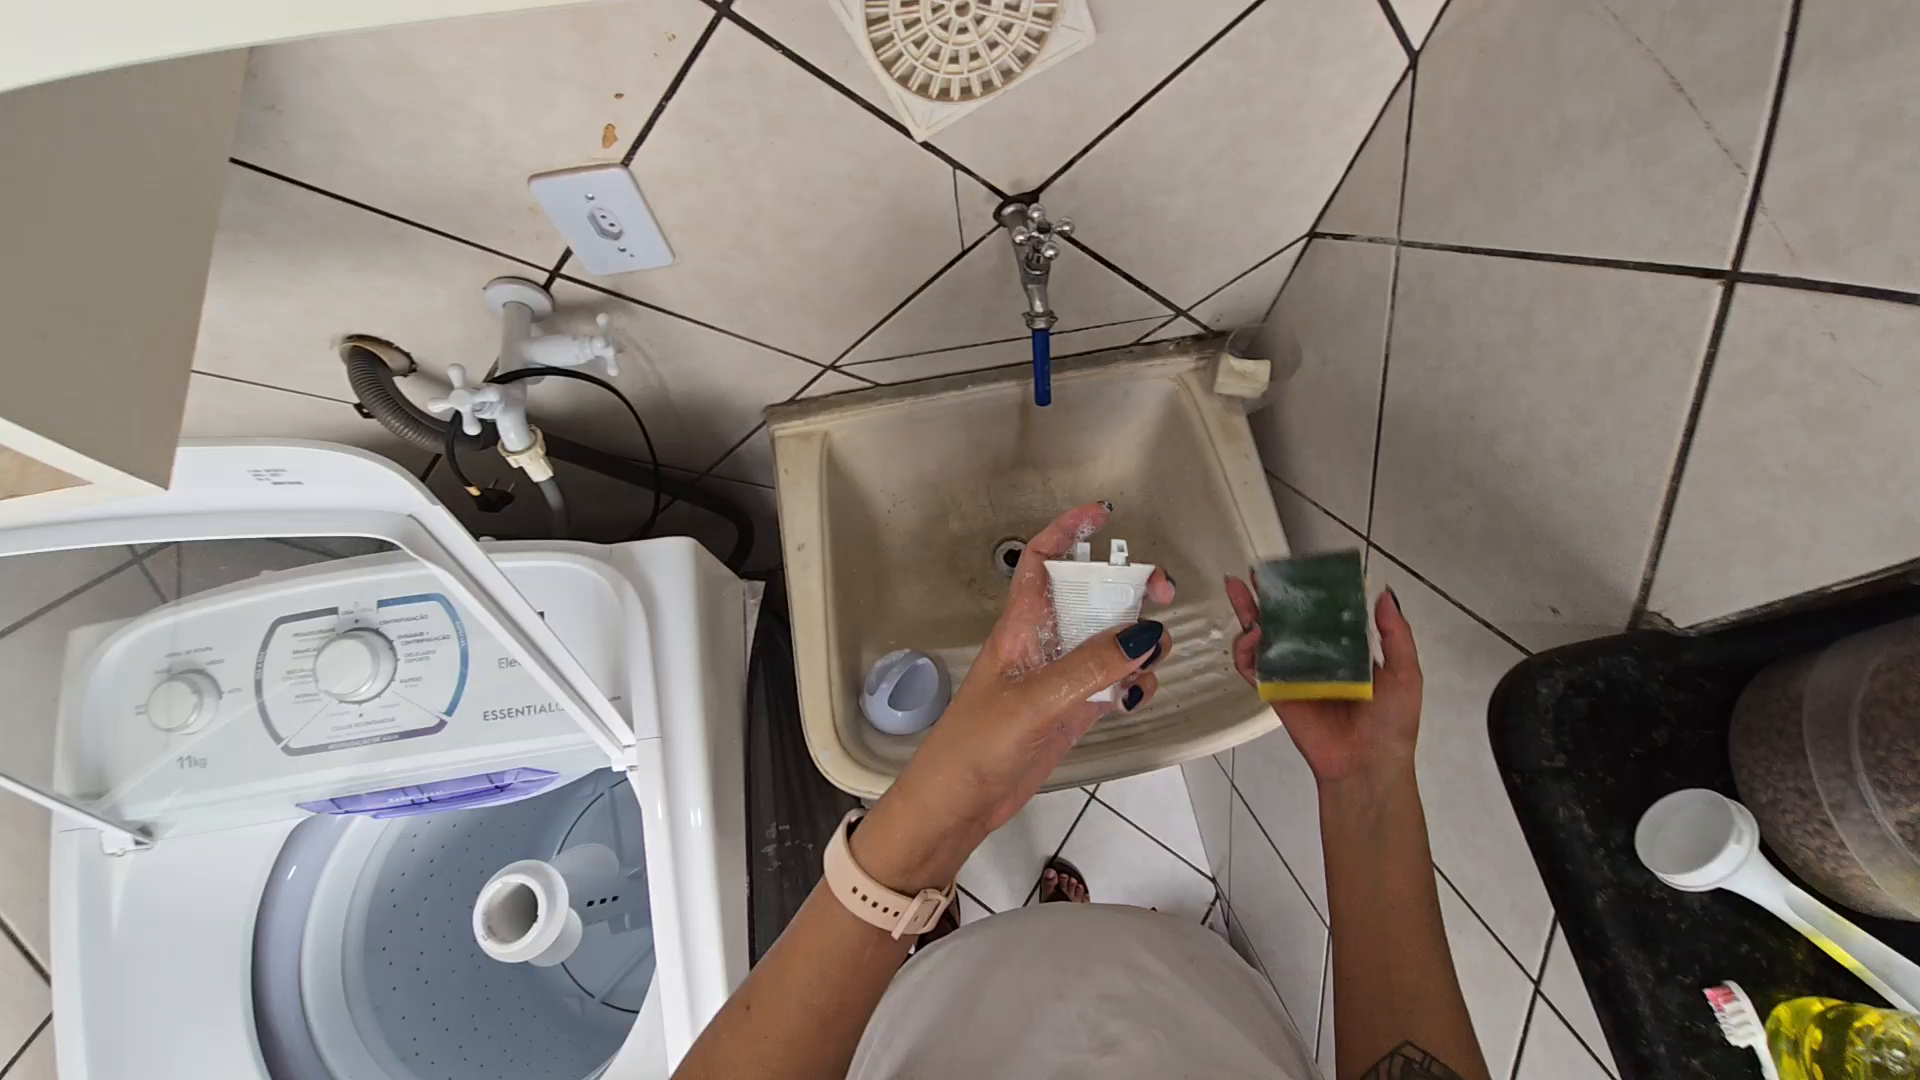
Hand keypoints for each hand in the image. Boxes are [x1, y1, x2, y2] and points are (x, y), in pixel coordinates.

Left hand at [852, 503, 1173, 891]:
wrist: (958, 804)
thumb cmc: (978, 744)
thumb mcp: (1033, 701)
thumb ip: (1089, 668)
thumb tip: (1148, 634)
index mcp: (1022, 626)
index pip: (1042, 561)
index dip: (1068, 530)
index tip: (1104, 515)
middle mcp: (1044, 643)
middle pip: (1090, 596)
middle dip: (1127, 586)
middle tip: (1163, 594)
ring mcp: (1060, 677)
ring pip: (1109, 640)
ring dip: (1137, 642)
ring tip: (1153, 660)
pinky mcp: (1072, 710)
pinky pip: (1113, 682)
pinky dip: (1133, 683)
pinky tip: (1136, 698)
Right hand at [1224, 578, 1422, 786]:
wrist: (1367, 764)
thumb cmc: (1390, 722)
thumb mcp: (1404, 673)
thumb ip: (1395, 634)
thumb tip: (1384, 593)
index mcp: (1342, 650)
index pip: (1318, 613)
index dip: (1303, 591)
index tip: (1293, 571)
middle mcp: (1312, 657)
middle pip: (1282, 620)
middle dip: (1263, 597)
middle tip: (1252, 575)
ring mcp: (1289, 673)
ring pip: (1261, 639)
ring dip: (1248, 616)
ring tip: (1242, 598)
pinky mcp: (1273, 691)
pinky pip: (1251, 668)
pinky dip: (1244, 651)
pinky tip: (1250, 637)